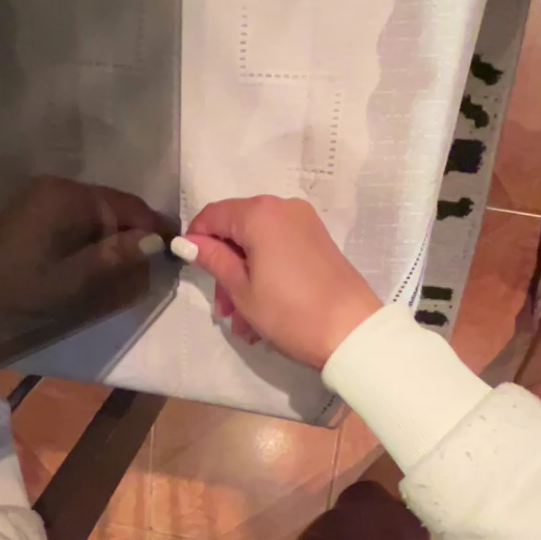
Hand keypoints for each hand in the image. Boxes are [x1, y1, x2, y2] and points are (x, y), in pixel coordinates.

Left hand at [0, 175, 175, 321]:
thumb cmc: (22, 286)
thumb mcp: (74, 279)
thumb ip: (115, 257)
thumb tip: (155, 242)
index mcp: (70, 199)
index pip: (129, 206)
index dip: (156, 228)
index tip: (179, 250)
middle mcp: (61, 186)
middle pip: (116, 204)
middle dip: (140, 229)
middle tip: (162, 259)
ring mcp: (48, 194)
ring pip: (101, 209)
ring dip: (121, 232)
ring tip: (138, 261)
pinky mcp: (41, 206)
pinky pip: (84, 214)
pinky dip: (101, 232)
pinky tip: (108, 254)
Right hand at [181, 196, 382, 368]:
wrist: (351, 331)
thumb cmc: (290, 312)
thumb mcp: (243, 290)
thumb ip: (214, 260)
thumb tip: (189, 242)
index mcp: (260, 213)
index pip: (214, 214)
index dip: (196, 239)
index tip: (190, 266)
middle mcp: (284, 208)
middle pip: (238, 230)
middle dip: (225, 268)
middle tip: (223, 310)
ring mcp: (305, 224)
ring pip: (260, 246)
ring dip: (245, 280)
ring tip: (243, 323)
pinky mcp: (319, 243)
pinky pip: (281, 252)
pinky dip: (266, 276)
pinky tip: (262, 314)